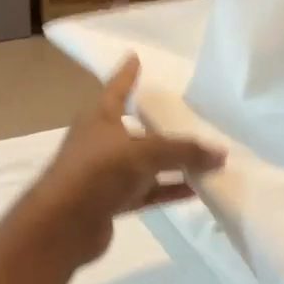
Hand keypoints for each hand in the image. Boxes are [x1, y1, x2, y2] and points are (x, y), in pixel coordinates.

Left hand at [23, 55, 225, 263]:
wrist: (63, 225)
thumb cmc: (97, 172)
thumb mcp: (144, 153)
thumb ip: (183, 152)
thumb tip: (221, 154)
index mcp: (99, 117)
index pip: (117, 88)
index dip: (127, 74)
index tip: (135, 57)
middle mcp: (101, 142)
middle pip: (136, 128)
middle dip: (160, 124)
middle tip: (188, 114)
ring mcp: (105, 174)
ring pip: (145, 164)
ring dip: (172, 163)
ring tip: (204, 158)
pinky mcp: (112, 202)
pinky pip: (148, 191)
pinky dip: (169, 189)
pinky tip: (195, 190)